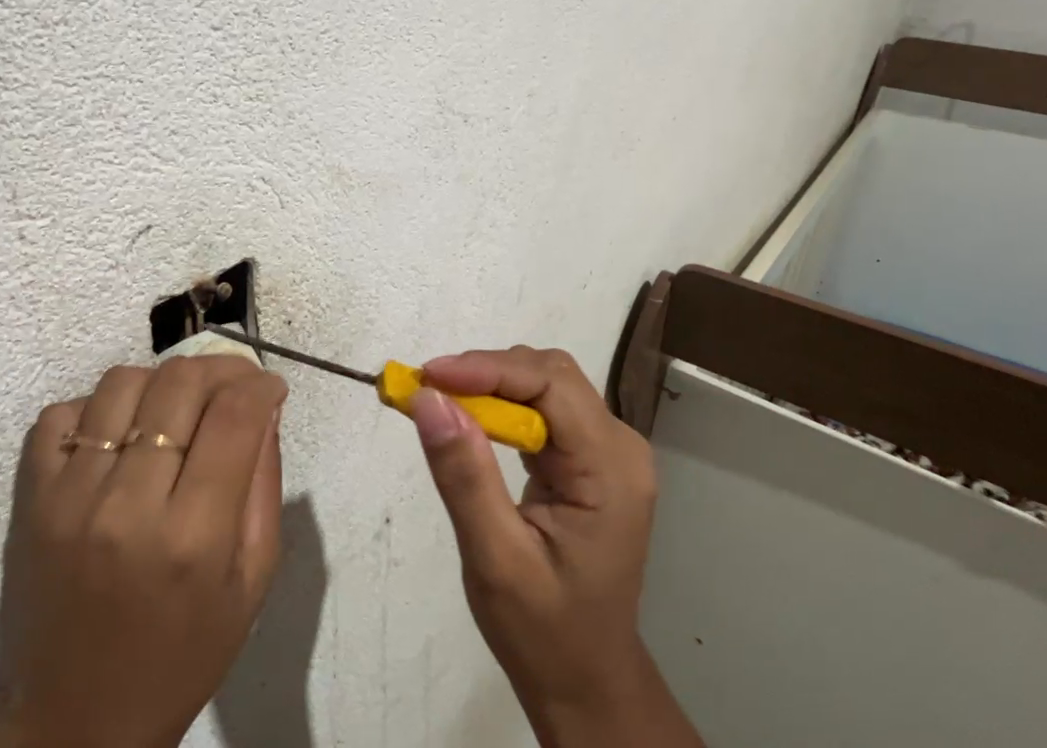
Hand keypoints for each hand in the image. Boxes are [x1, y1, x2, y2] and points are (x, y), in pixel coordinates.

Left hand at [0, 356, 287, 747]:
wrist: (73, 720)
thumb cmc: (181, 659)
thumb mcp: (251, 584)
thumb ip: (263, 488)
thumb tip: (265, 409)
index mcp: (194, 537)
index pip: (235, 416)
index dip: (262, 385)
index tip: (271, 387)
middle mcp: (128, 505)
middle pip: (179, 384)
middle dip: (221, 369)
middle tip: (235, 386)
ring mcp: (68, 497)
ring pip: (121, 383)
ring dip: (162, 382)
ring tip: (177, 409)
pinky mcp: (27, 498)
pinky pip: (62, 413)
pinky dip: (99, 407)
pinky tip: (121, 435)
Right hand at [412, 347, 699, 747]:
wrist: (585, 677)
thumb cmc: (542, 630)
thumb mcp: (495, 558)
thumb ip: (464, 475)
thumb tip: (429, 399)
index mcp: (610, 469)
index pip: (551, 384)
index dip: (487, 369)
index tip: (427, 376)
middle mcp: (620, 448)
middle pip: (552, 376)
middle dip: (487, 372)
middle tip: (425, 390)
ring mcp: (610, 453)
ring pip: (548, 387)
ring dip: (491, 386)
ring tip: (438, 402)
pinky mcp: (592, 462)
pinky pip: (546, 414)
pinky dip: (503, 409)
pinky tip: (468, 423)